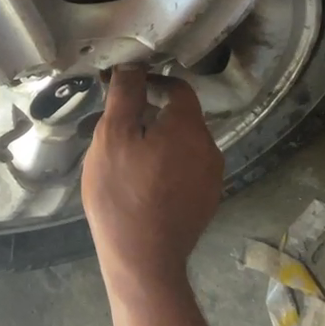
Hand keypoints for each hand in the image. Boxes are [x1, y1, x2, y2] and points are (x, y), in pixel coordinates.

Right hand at [83, 68, 224, 294]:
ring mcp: (211, 179)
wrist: (143, 262)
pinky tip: (139, 179)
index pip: (177, 87)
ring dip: (155, 139)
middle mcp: (210, 149)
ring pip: (181, 143)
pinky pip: (184, 167)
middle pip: (179, 116)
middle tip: (114, 126)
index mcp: (190, 128)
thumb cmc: (122, 193)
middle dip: (148, 113)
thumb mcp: (113, 136)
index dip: (149, 82)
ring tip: (122, 155)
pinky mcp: (206, 202)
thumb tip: (134, 64)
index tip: (121, 89)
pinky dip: (164, 163)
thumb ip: (126, 94)